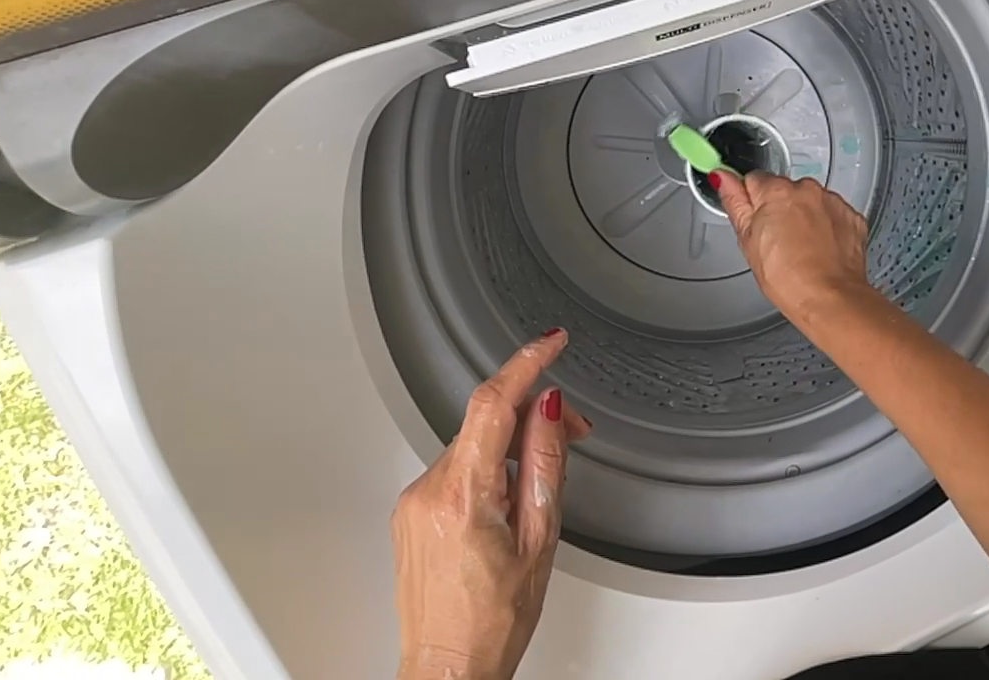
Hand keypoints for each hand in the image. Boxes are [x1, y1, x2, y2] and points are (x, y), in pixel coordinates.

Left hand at [391, 330, 592, 679]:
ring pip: (475, 440)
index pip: (494, 404)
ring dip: (516, 439)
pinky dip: (494, 460)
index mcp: (463, 495)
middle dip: (536, 413)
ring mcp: (415, 500)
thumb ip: (545, 461)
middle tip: (576, 430)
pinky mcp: (413, 510)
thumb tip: (548, 406)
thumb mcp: (541, 535)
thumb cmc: (495, 619)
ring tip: (548, 469)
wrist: (446, 670)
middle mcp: (428, 490)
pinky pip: (460, 463)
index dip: (527, 363)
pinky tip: (516, 486)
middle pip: (488, 420)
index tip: (552, 341)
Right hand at [713, 171, 876, 322]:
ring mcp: (832, 202)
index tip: (755, 221)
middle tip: (777, 242)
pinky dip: (828, 227)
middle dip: (779, 209)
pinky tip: (820, 250)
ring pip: (811, 201)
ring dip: (805, 217)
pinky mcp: (852, 217)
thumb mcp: (747, 240)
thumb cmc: (789, 277)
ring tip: (800, 250)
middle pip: (785, 190)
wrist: (830, 298)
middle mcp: (807, 190)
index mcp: (777, 191)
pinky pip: (834, 214)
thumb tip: (723, 178)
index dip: (751, 203)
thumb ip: (735, 202)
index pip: (754, 180)